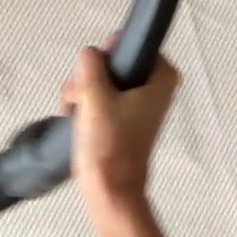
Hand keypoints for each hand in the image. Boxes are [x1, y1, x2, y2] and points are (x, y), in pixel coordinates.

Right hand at [59, 45, 180, 207]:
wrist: (110, 193)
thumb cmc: (110, 148)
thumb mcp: (95, 96)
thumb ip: (91, 64)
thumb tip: (90, 54)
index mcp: (162, 75)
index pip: (131, 43)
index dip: (106, 55)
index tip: (93, 72)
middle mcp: (156, 85)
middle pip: (114, 61)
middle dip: (89, 77)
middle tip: (79, 96)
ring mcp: (140, 102)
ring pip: (104, 79)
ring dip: (83, 92)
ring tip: (74, 111)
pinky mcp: (126, 117)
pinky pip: (103, 96)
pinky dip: (87, 104)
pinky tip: (75, 117)